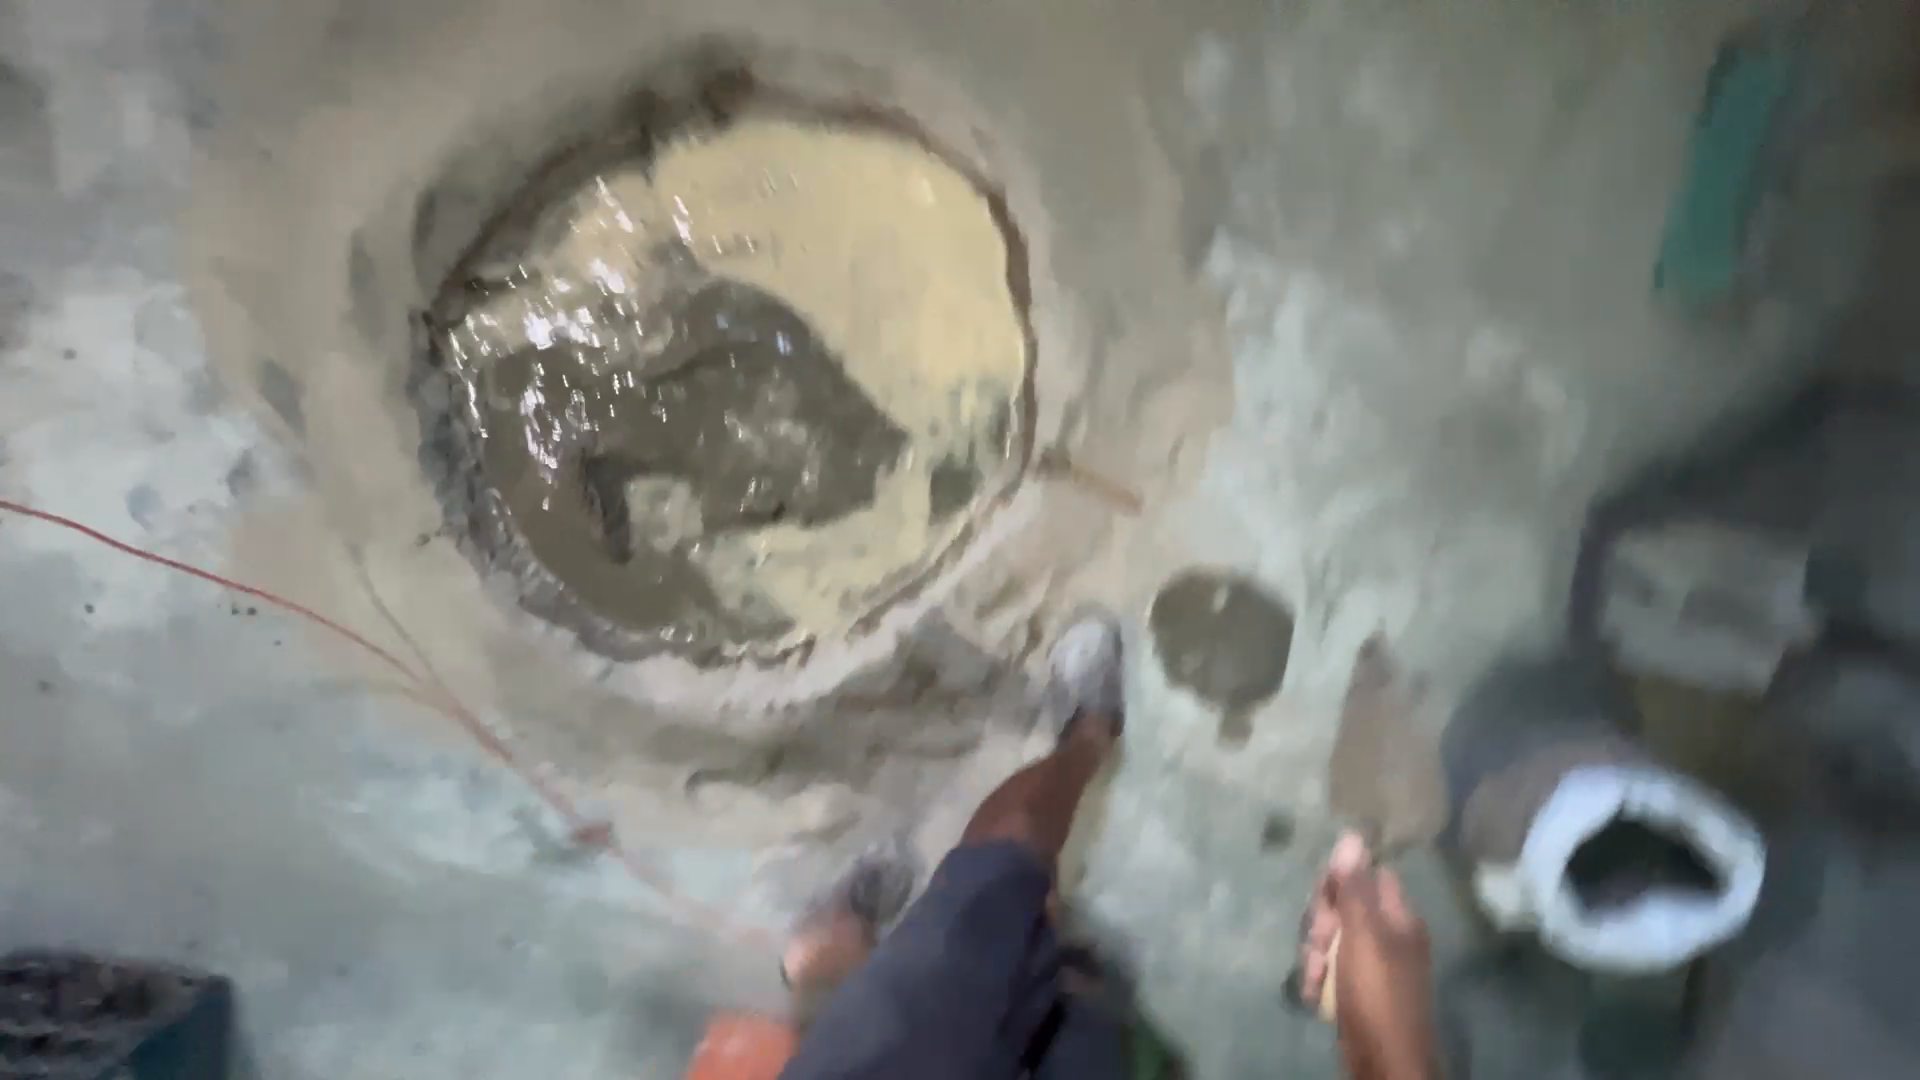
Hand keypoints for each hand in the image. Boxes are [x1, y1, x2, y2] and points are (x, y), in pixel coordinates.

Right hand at [1303, 834, 1437, 1079]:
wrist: (1384, 1061)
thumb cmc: (1376, 991)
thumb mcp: (1362, 932)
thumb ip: (1354, 886)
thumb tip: (1352, 835)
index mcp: (1398, 916)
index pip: (1366, 874)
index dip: (1341, 879)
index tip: (1325, 897)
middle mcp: (1388, 934)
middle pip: (1343, 903)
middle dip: (1321, 920)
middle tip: (1320, 941)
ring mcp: (1372, 961)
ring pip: (1330, 934)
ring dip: (1314, 950)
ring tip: (1314, 972)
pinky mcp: (1356, 985)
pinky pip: (1330, 962)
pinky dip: (1317, 972)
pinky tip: (1312, 988)